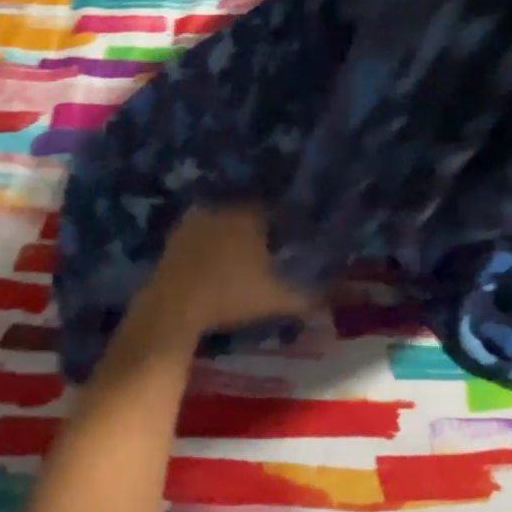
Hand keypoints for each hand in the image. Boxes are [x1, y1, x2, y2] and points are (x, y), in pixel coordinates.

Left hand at [140, 206, 317, 335]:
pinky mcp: (177, 232)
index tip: (290, 241)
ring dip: (232, 233)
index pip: (275, 211)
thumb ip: (308, 296)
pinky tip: (214, 261)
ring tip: (241, 256)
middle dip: (258, 228)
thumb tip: (334, 296)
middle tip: (267, 249)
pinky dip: (209, 242)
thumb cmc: (231, 296)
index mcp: (250, 215)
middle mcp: (224, 207)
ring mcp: (197, 217)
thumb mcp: (277, 300)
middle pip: (248, 213)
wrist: (176, 305)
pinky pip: (201, 231)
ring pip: (223, 220)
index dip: (284, 225)